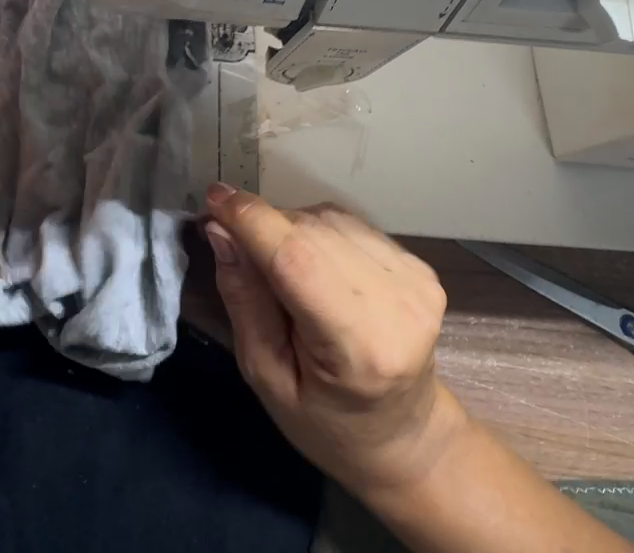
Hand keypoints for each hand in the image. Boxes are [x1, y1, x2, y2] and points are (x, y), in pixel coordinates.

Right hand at [202, 183, 459, 494]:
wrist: (402, 433)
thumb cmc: (324, 419)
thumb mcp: (265, 374)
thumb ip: (244, 299)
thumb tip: (220, 231)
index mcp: (360, 346)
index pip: (297, 259)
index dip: (251, 220)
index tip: (212, 200)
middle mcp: (399, 305)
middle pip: (310, 231)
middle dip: (262, 225)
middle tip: (234, 244)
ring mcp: (416, 281)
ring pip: (328, 218)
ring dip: (289, 226)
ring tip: (277, 266)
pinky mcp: (421, 265)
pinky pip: (348, 223)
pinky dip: (316, 231)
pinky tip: (312, 264)